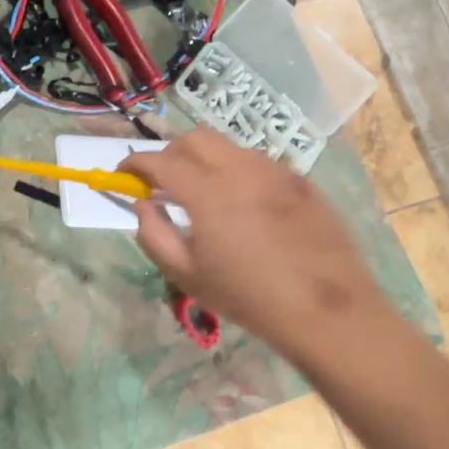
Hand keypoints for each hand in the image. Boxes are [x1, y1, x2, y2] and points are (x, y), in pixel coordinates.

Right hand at [118, 129, 392, 357]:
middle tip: (160, 181)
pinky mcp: (302, 183)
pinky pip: (258, 163)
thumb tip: (143, 204)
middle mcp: (241, 171)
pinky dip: (236, 171)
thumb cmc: (247, 295)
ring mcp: (276, 173)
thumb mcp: (184, 273)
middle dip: (169, 152)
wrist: (326, 310)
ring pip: (228, 146)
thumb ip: (152, 233)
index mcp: (207, 192)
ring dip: (204, 159)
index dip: (133, 164)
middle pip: (194, 138)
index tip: (122, 176)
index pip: (159, 161)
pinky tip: (240, 203)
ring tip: (200, 191)